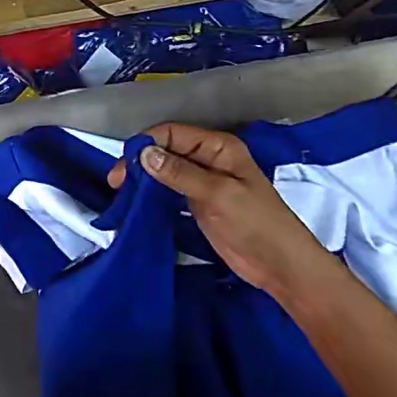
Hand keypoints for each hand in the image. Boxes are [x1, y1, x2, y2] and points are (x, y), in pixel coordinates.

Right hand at [113, 122, 338, 299]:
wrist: (279, 263)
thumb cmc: (256, 223)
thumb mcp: (218, 195)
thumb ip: (181, 174)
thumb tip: (145, 154)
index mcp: (219, 147)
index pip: (174, 133)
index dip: (147, 144)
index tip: (124, 166)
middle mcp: (210, 159)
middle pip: (168, 150)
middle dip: (141, 162)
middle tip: (117, 184)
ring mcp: (205, 182)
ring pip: (167, 171)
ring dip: (145, 179)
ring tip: (122, 195)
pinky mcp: (200, 204)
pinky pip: (171, 192)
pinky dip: (154, 196)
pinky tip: (138, 205)